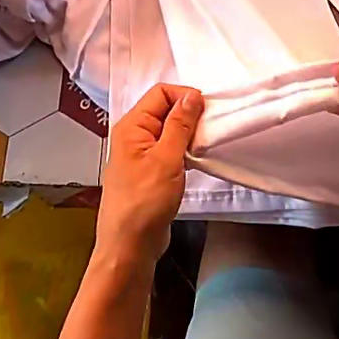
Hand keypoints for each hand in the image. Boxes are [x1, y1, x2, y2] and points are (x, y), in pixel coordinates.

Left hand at [95, 83, 204, 268]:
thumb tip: (191, 97)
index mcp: (131, 127)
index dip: (185, 97)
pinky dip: (184, 151)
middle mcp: (133, 137)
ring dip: (188, 135)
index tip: (207, 111)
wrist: (130, 245)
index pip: (160, 93)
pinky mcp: (150, 171)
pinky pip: (169, 150)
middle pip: (165, 110)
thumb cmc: (142, 205)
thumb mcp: (166, 159)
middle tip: (207, 131)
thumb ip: (179, 125)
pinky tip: (194, 161)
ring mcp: (141, 155)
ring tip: (201, 148)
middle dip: (189, 115)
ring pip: (169, 131)